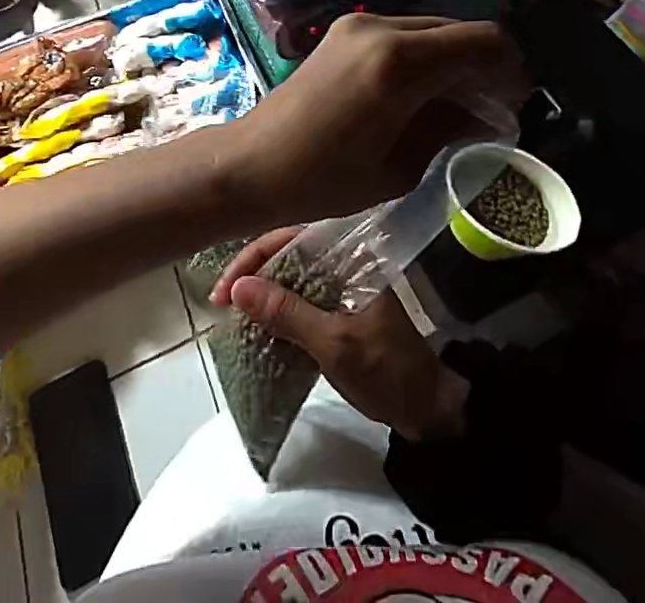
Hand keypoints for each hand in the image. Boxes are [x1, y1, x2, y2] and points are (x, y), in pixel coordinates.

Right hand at [211, 228, 469, 440]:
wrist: (426, 407)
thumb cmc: (386, 370)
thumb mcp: (334, 343)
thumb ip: (287, 313)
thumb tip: (238, 288)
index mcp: (350, 258)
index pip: (292, 237)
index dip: (253, 258)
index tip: (224, 289)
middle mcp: (343, 264)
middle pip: (287, 254)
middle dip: (251, 273)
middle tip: (218, 301)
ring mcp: (339, 288)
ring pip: (289, 278)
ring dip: (259, 293)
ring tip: (228, 311)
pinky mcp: (335, 311)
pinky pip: (297, 301)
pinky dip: (274, 311)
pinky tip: (253, 324)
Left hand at [219, 14, 526, 226]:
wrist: (251, 164)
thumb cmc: (322, 180)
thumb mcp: (400, 168)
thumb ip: (450, 130)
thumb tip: (487, 115)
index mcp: (400, 64)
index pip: (484, 42)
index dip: (509, 72)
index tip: (510, 107)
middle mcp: (381, 27)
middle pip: (461, 30)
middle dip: (483, 68)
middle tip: (485, 112)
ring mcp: (359, 23)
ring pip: (433, 29)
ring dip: (453, 61)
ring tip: (450, 107)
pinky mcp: (344, 31)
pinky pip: (404, 34)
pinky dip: (424, 58)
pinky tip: (417, 95)